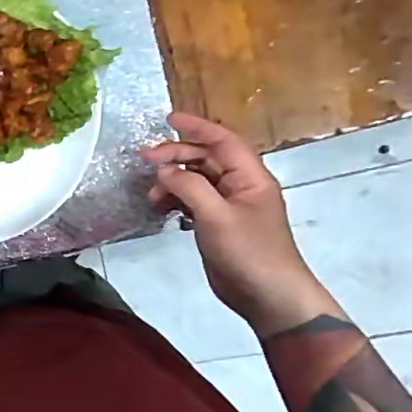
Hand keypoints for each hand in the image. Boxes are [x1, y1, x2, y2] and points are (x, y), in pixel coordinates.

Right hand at [143, 111, 342, 336]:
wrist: (267, 293)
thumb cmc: (248, 251)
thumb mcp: (215, 216)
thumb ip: (188, 187)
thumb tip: (163, 169)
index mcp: (251, 178)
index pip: (223, 142)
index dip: (197, 128)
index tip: (167, 119)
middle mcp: (241, 186)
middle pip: (206, 158)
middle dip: (175, 155)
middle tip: (144, 161)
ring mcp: (229, 205)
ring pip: (195, 179)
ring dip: (171, 180)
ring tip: (152, 195)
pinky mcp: (217, 222)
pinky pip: (192, 199)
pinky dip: (174, 198)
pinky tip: (161, 208)